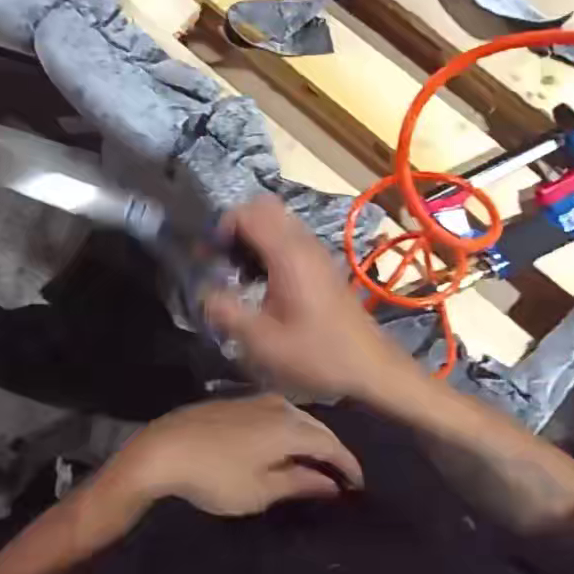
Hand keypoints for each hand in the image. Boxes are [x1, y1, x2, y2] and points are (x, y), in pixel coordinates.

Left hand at [103, 395, 364, 516]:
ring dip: (309, 439)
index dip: (348, 465)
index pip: (332, 444)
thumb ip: (299, 482)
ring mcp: (257, 399)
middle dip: (331, 450)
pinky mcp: (238, 401)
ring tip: (314, 462)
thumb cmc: (215, 476)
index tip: (358, 485)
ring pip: (297, 417)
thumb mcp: (260, 491)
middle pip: (317, 426)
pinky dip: (289, 431)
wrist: (163, 449)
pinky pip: (278, 413)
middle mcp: (280, 405)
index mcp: (290, 426)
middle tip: (339, 476)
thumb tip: (332, 483)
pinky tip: (282, 446)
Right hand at [201, 197, 417, 399]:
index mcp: (288, 255)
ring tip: (240, 273)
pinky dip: (270, 247)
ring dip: (254, 237)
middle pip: (264, 208)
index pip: (249, 212)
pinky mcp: (322, 263)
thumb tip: (204, 292)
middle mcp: (303, 243)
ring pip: (278, 221)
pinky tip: (263, 283)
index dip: (223, 226)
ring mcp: (316, 251)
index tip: (211, 255)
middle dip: (237, 226)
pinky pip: (290, 238)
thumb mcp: (264, 343)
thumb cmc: (317, 355)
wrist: (369, 365)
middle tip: (223, 259)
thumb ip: (228, 313)